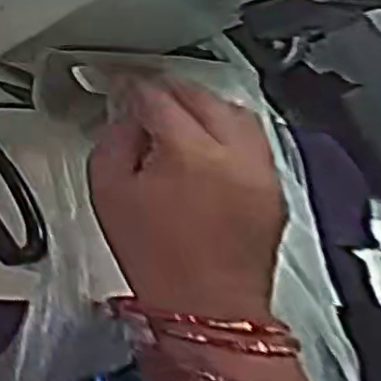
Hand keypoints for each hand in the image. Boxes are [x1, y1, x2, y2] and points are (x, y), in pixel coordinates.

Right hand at [89, 72, 286, 318]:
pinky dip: (223, 125)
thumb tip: (126, 118)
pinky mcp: (273, 191)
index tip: (111, 79)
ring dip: (200, 102)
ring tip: (168, 104)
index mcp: (191, 154)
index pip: (157, 97)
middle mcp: (237, 160)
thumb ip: (116, 138)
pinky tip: (196, 132)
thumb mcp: (107, 182)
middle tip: (136, 84)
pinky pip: (252, 140)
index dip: (128, 83)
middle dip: (167, 85)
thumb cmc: (151, 249)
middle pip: (205, 99)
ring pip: (238, 115)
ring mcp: (263, 176)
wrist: (203, 301)